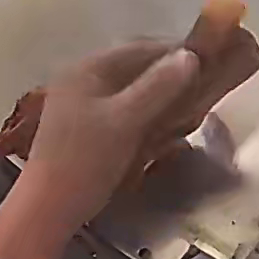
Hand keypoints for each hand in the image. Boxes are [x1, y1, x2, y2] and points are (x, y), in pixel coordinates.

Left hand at [16, 41, 200, 231]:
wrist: (47, 209)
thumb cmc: (85, 160)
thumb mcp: (126, 121)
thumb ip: (158, 87)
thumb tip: (190, 56)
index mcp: (87, 69)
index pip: (139, 48)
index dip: (175, 52)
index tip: (211, 62)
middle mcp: (82, 81)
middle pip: (133, 70)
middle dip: (169, 78)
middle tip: (204, 89)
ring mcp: (80, 108)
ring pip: (129, 94)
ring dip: (158, 99)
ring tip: (189, 110)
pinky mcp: (84, 133)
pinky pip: (121, 115)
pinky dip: (144, 118)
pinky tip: (162, 131)